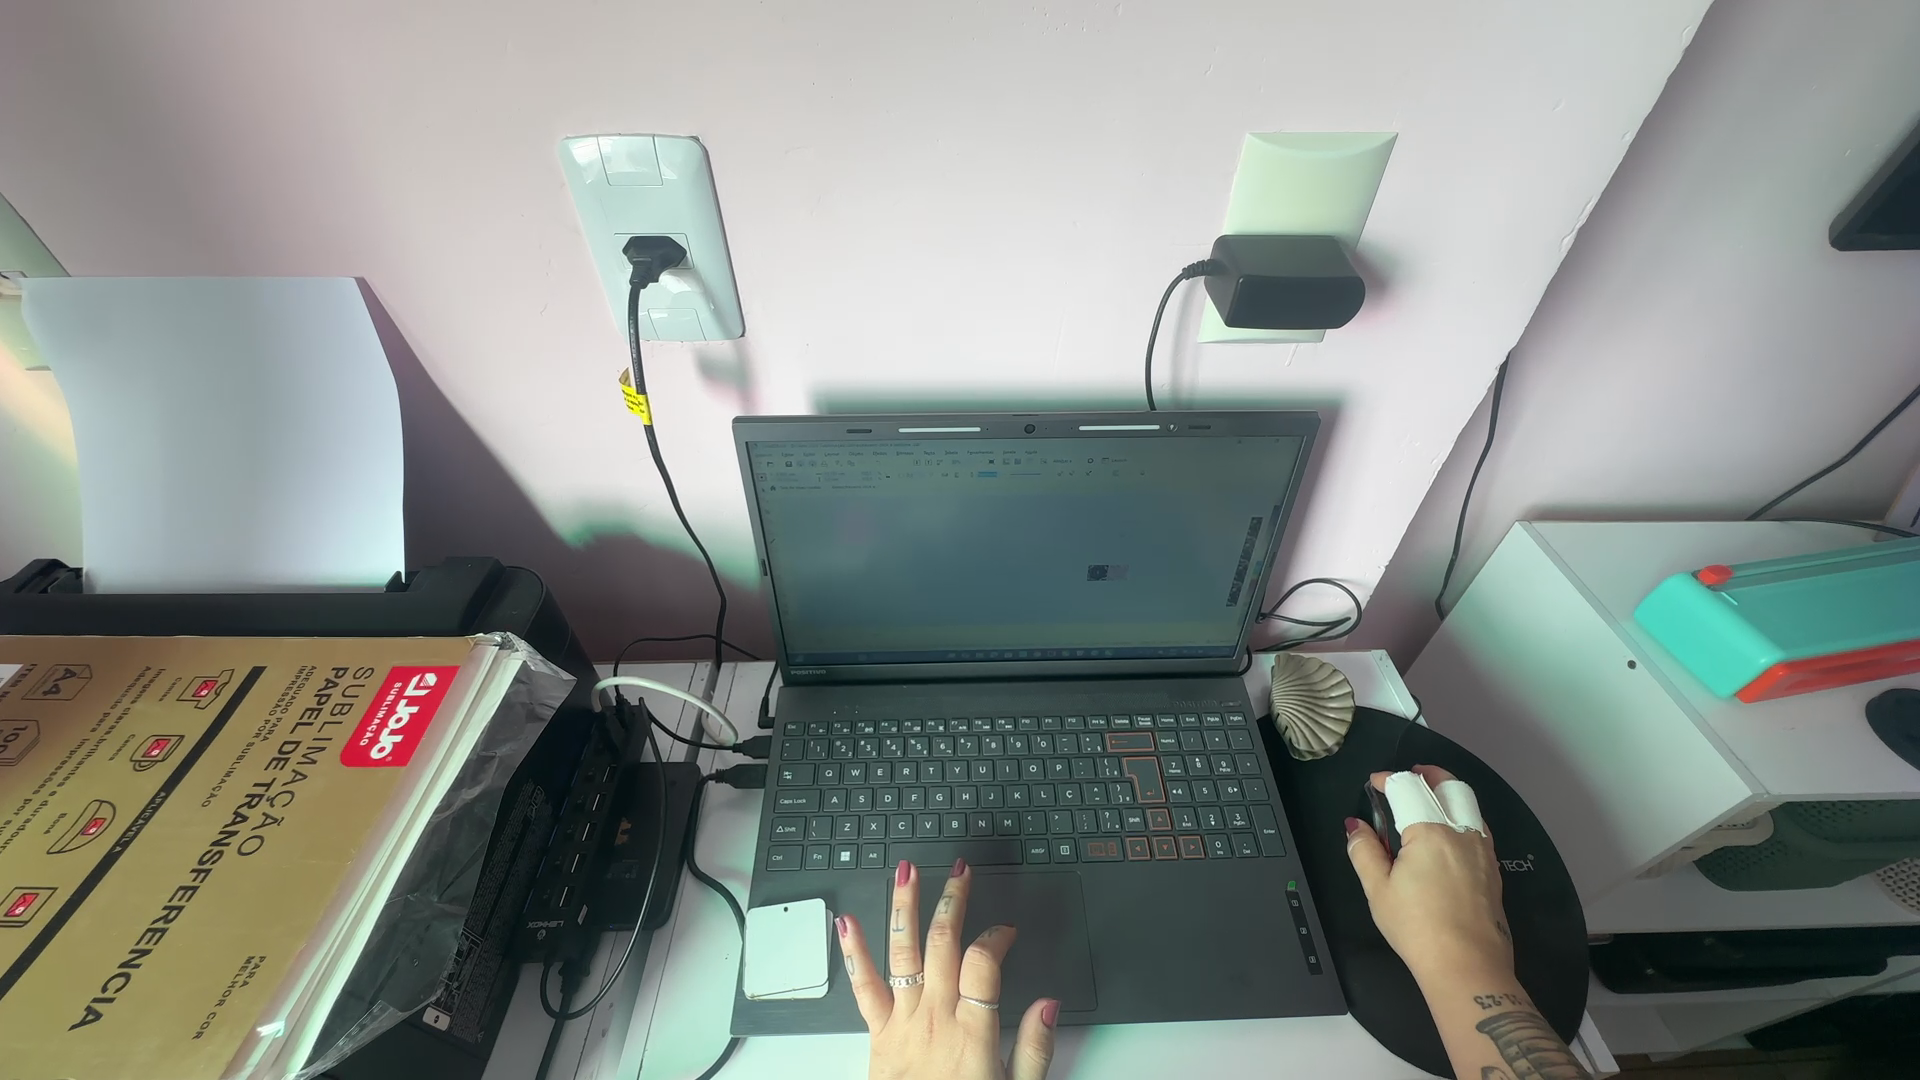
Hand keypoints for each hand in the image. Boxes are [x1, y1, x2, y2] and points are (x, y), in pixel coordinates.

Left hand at [838, 858, 1058, 1079]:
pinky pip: (864, 988)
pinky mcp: (878, 1035)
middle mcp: (935, 1019)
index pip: (985, 963)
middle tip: (960, 871)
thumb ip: (1034, 1049)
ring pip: (904, 952)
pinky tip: (846, 922)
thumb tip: (1049, 1004)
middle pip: (944, 943)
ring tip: (907, 873)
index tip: (1006, 929)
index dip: (997, 936)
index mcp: (971, 1034)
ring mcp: (903, 1023)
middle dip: (954, 900)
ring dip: (905, 907)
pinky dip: (854, 953)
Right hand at [1344, 765, 1512, 988]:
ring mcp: (1483, 852)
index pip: (1407, 789)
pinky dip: (1462, 816)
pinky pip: (1478, 828)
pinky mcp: (1493, 872)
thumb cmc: (1418, 928)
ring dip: (1448, 793)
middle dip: (1428, 775)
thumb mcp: (1378, 888)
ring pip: (1470, 806)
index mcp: (1430, 832)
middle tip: (1409, 775)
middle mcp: (1462, 834)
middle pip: (1450, 787)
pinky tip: (1447, 831)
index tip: (1373, 783)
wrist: (1468, 970)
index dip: (1387, 779)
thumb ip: (1364, 850)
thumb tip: (1355, 827)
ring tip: (1428, 797)